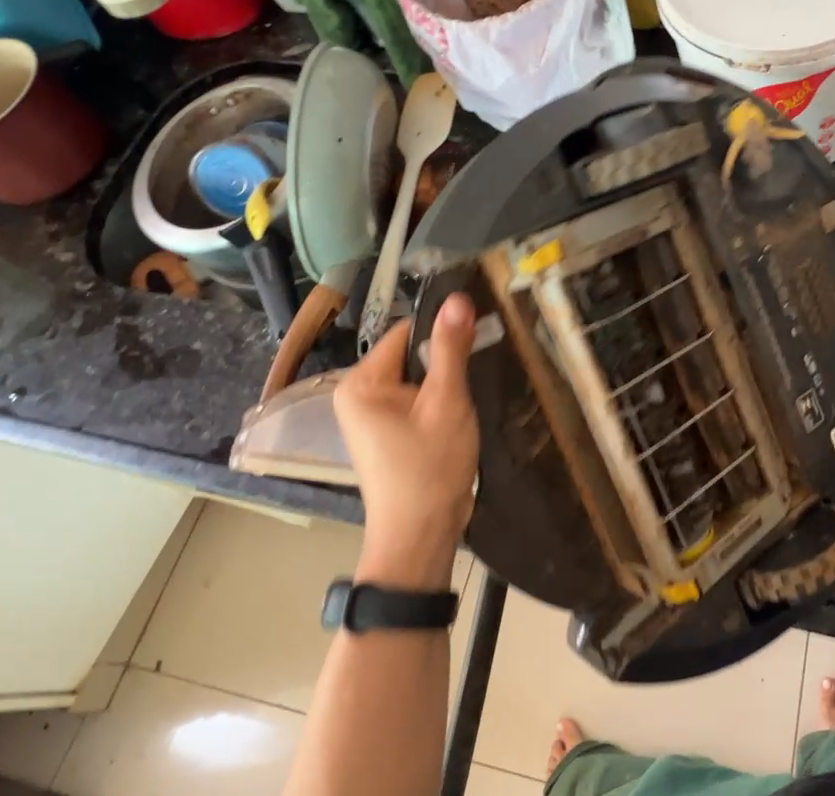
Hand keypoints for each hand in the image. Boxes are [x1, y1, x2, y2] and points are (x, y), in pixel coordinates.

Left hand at [337, 294, 479, 586]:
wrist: (420, 536)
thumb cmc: (430, 468)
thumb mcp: (446, 402)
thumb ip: (451, 348)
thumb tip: (458, 298)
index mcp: (359, 382)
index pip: (405, 332)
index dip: (442, 333)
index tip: (478, 338)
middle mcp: (356, 395)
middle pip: (410, 356)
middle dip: (444, 364)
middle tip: (477, 374)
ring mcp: (369, 418)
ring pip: (416, 381)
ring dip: (444, 387)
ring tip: (467, 401)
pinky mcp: (386, 436)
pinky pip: (414, 403)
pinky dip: (437, 406)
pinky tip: (456, 420)